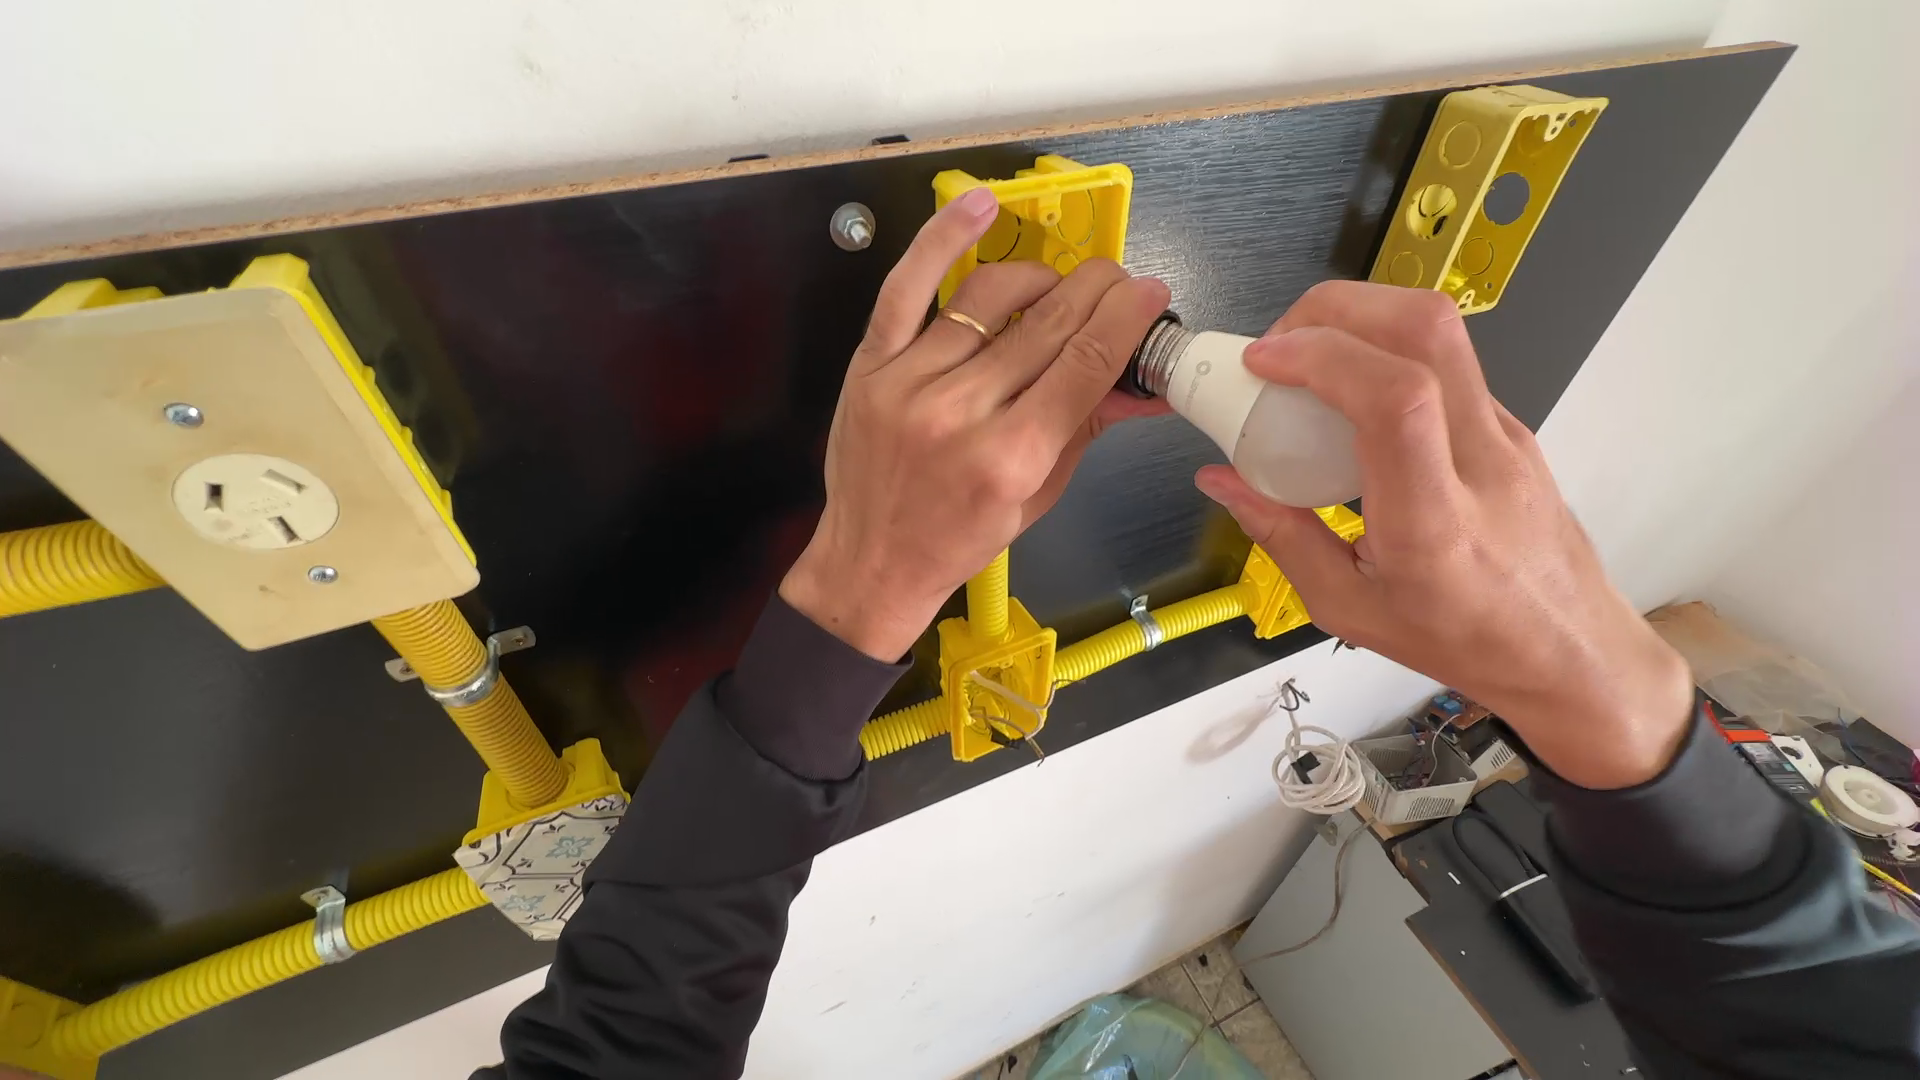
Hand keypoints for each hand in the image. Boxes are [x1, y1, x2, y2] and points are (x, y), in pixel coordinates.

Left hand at [781, 187, 1169, 660]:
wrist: (873, 564)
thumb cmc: (958, 542)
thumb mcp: (1037, 499)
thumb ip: (1084, 432)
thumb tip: (1138, 385)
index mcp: (1012, 457)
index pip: (1087, 361)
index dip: (1128, 318)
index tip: (1149, 293)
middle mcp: (962, 413)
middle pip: (1049, 322)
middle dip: (1097, 289)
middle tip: (1116, 280)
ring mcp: (910, 383)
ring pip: (990, 296)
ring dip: (1041, 276)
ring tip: (1058, 284)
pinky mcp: (871, 366)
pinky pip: (906, 286)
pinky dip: (942, 239)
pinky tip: (978, 207)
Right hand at [1195, 281, 1691, 788]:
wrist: (1569, 649)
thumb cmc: (1456, 638)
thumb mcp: (1344, 605)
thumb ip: (1278, 534)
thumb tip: (1220, 479)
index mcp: (1432, 519)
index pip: (1394, 398)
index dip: (1322, 357)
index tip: (1261, 362)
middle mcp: (1479, 459)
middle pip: (1425, 329)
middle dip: (1334, 309)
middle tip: (1275, 346)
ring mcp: (1503, 431)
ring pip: (1439, 329)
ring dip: (1357, 318)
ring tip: (1303, 359)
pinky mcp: (1506, 422)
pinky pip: (1441, 359)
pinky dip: (1378, 347)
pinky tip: (1344, 392)